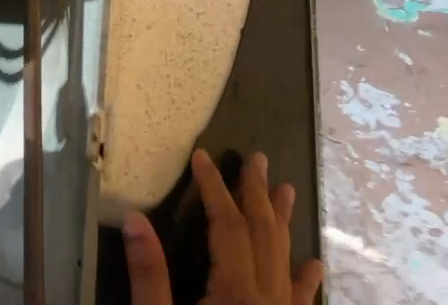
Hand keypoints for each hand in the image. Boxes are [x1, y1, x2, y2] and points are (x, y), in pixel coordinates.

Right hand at [123, 150, 324, 304]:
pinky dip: (306, 280)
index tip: (202, 156)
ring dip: (284, 225)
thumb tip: (135, 219)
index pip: (227, 227)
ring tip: (285, 190)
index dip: (214, 188)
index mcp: (234, 296)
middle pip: (265, 238)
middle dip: (257, 196)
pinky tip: (313, 265)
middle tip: (257, 158)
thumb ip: (149, 277)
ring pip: (287, 264)